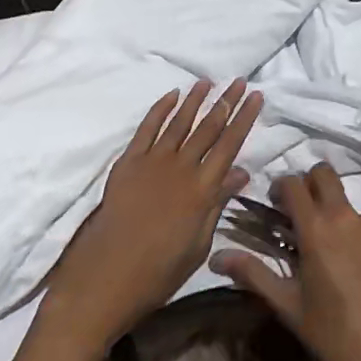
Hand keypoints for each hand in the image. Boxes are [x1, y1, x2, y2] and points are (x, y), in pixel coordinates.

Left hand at [43, 79, 259, 347]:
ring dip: (195, 100)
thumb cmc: (158, 272)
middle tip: (238, 81)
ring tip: (208, 81)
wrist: (104, 279)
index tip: (256, 97)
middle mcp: (181, 168)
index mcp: (203, 189)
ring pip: (179, 122)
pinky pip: (146, 129)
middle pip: (208, 127)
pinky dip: (160, 110)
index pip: (230, 144)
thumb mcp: (199, 244)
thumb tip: (241, 173)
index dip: (244, 118)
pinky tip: (171, 96)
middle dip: (226, 102)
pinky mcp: (127, 164)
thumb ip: (217, 204)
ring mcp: (152, 163)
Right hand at [211, 163, 360, 360]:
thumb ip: (253, 274)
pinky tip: (354, 265)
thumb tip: (216, 257)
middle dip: (308, 184)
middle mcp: (346, 215)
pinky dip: (355, 232)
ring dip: (332, 212)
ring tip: (328, 252)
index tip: (274, 207)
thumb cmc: (332, 333)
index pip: (293, 183)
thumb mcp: (287, 305)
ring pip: (346, 201)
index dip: (280, 188)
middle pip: (324, 174)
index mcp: (317, 228)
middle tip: (299, 215)